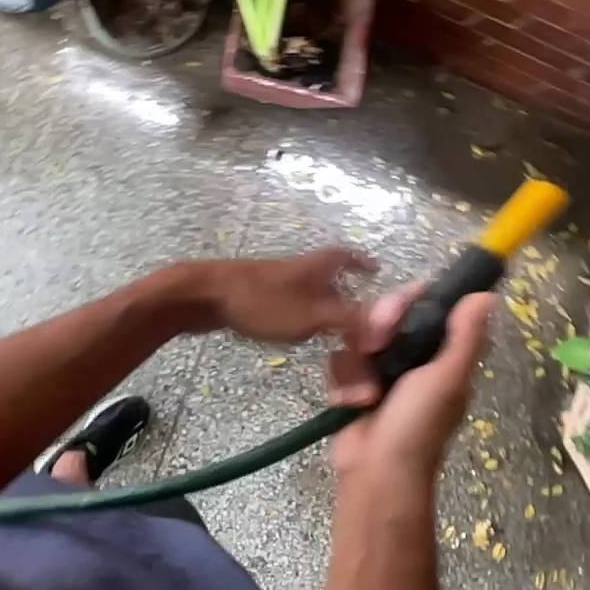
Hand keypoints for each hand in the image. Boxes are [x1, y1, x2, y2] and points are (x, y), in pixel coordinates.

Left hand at [199, 248, 375, 343]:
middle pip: (324, 273)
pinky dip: (297, 314)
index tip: (376, 269)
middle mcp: (294, 268)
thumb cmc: (260, 303)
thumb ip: (349, 320)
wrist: (201, 295)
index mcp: (312, 266)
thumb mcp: (311, 315)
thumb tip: (388, 323)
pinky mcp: (251, 296)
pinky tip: (293, 332)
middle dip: (342, 288)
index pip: (344, 257)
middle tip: (357, 311)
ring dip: (319, 304)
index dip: (361, 262)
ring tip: (331, 329)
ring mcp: (270, 280)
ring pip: (304, 289)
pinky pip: (284, 302)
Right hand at [328, 286, 495, 478]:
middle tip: (374, 347)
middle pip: (382, 317)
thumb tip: (488, 294)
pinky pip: (338, 363)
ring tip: (366, 392)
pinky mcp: (349, 386)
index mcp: (437, 356)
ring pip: (355, 338)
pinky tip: (351, 402)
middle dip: (374, 330)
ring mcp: (376, 372)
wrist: (376, 471)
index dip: (407, 300)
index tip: (400, 304)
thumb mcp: (446, 379)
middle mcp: (408, 359)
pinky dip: (343, 384)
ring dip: (357, 367)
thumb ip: (464, 336)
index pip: (421, 308)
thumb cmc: (418, 426)